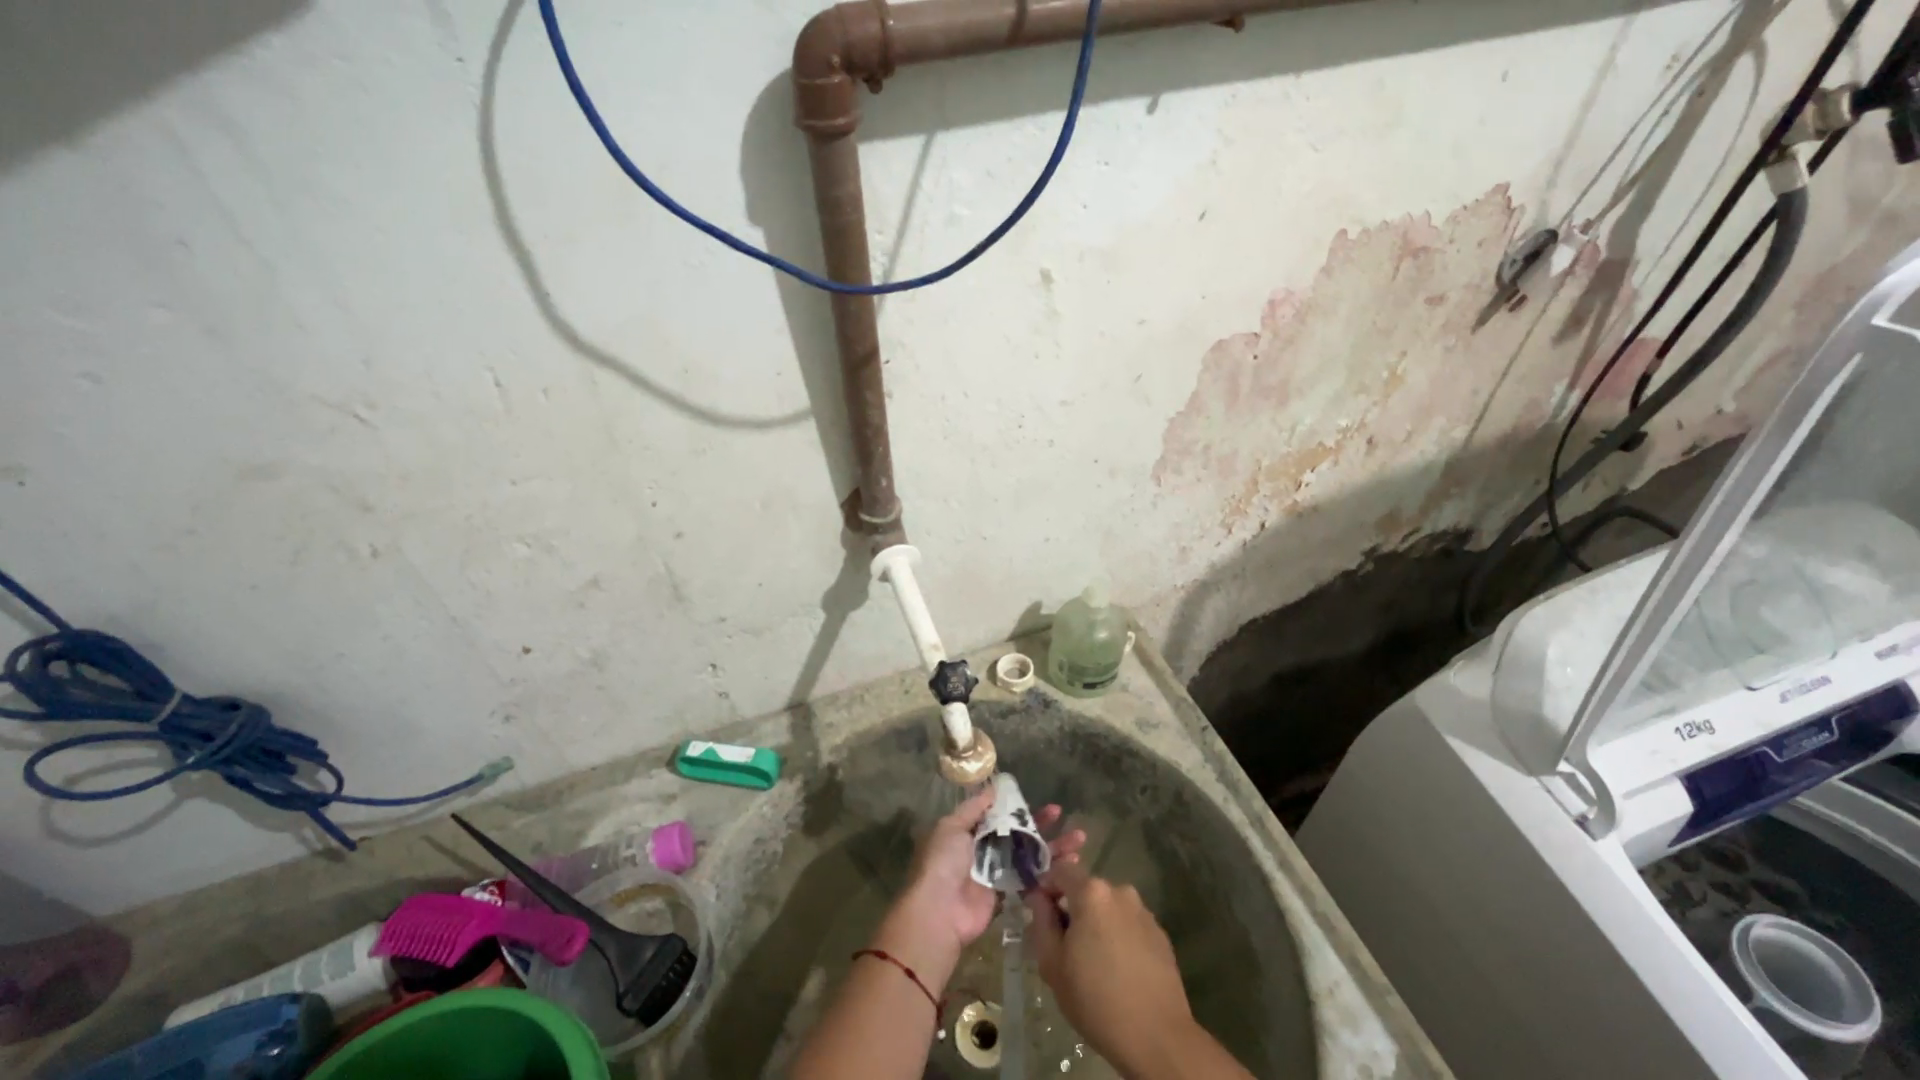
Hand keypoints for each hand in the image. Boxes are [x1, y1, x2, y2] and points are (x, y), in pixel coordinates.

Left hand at [883, 790, 1086, 964]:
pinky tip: (1072, 862)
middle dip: (1040, 824)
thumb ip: (973, 808)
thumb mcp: (952, 826)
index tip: (1034, 797)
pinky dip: (1050, 869)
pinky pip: (1030, 877)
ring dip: (1052, 846)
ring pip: (1028, 853)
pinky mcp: (1007, 893)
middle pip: (1017, 832)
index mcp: (967, 831)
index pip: (997, 814)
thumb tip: (993, 788)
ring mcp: (996, 871)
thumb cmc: (943, 862)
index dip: (1018, 807)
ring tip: (1079, 839)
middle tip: (1061, 813)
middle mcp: (983, 849)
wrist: (940, 911)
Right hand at [1027, 874, 1201, 1078]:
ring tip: (1092, 963)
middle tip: (1064, 947)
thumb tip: (1039, 898)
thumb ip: (1041, 921)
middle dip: (1072, 909)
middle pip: (1087, 889)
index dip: (1046, 888)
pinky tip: (1117, 971)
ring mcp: (1145, 913)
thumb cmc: (1094, 999)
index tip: (1041, 916)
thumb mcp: (1051, 963)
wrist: (1155, 1035)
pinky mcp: (1161, 934)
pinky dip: (1117, 937)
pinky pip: (1128, 925)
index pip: (1061, 870)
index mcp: (1092, 894)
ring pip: (1108, 909)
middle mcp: (1121, 893)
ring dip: (1096, 924)